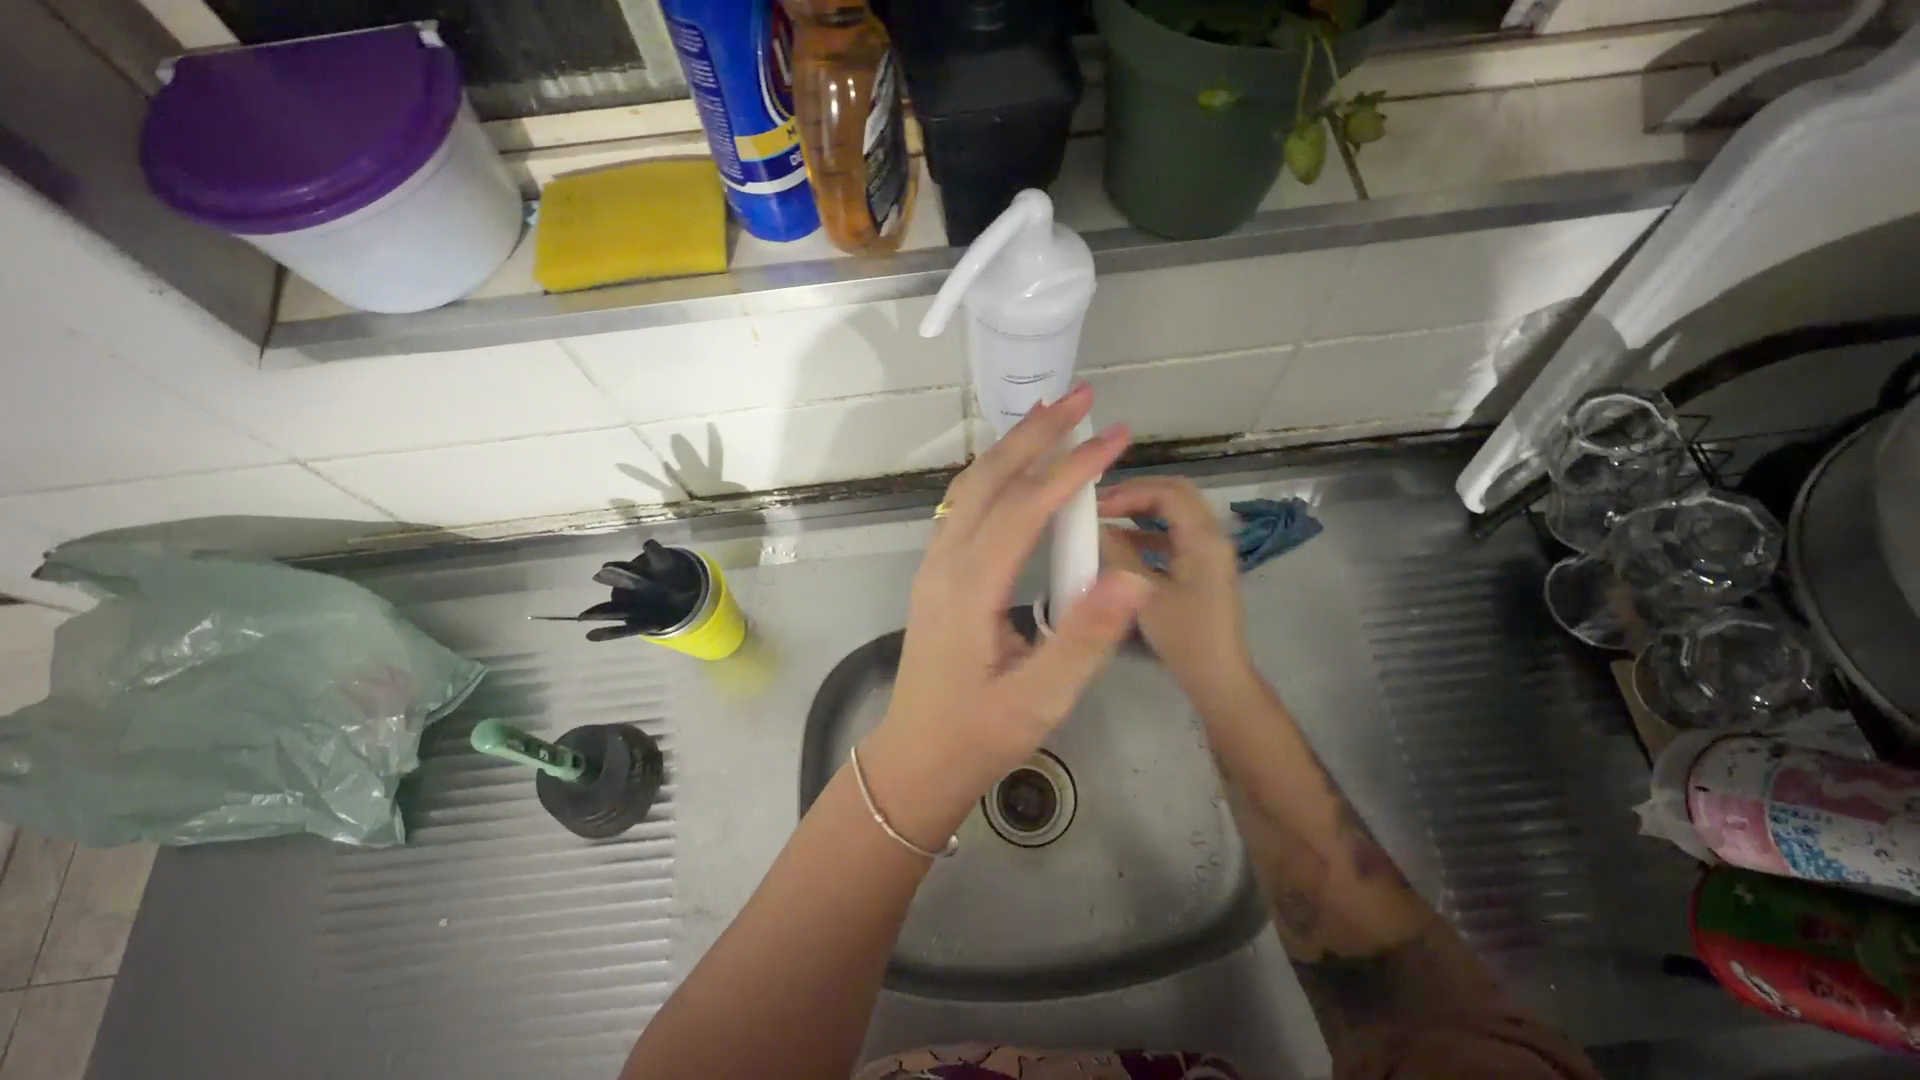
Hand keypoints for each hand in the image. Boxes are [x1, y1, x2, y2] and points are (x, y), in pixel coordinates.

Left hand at [860, 384, 1151, 849]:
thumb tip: (1131, 577)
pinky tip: (1020, 473)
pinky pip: (965, 506)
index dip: (1073, 469)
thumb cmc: (978, 735)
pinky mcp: (937, 576)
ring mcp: (935, 566)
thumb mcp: (1038, 700)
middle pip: (989, 478)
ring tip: (1056, 420)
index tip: (1119, 438)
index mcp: (970, 587)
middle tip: (1084, 399)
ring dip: (1014, 447)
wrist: (915, 759)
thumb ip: (1082, 639)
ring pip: (971, 487)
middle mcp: (945, 563)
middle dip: (1038, 434)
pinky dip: (997, 474)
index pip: (1025, 507)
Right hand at [1097, 477, 1250, 694]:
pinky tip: (1120, 545)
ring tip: (1106, 519)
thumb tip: (1099, 528)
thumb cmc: (1184, 635)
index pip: (1168, 493)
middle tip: (1102, 503)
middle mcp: (1212, 537)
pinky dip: (1147, 534)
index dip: (1130, 492)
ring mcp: (1209, 553)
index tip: (1097, 505)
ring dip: (1141, 511)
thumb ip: (1121, 555)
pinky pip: (1174, 537)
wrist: (1216, 674)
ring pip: (1175, 515)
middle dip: (1137, 494)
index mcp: (1204, 539)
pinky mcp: (1202, 569)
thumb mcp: (1145, 594)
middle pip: (1176, 495)